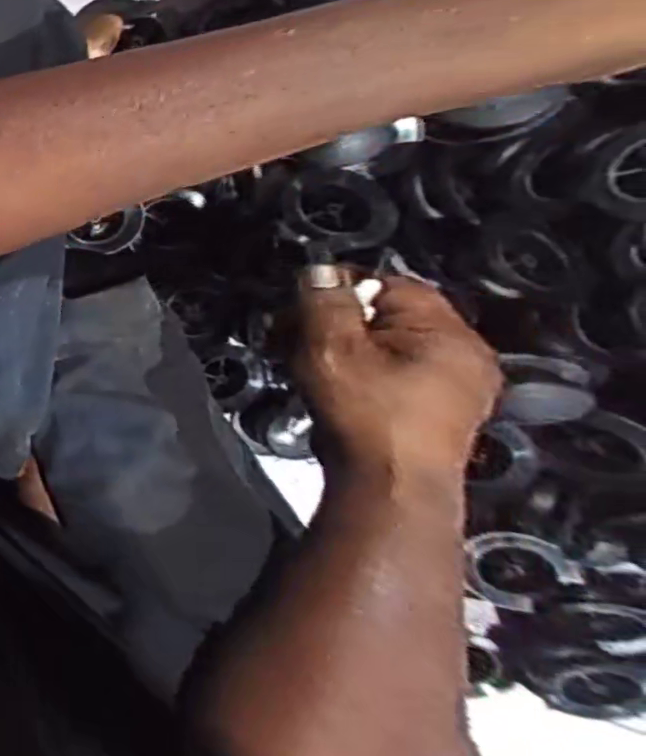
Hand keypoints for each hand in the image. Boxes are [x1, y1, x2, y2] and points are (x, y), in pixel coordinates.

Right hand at [292, 271, 500, 479]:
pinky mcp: (439, 409)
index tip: (298, 303)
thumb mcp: (330, 348)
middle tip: (292, 335)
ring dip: (342, 345)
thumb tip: (320, 272)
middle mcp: (464, 355)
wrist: (387, 483)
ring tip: (305, 361)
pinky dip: (360, 368)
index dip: (339, 288)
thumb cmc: (362, 412)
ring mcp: (456, 386)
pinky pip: (395, 370)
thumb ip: (325, 303)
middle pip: (388, 315)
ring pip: (389, 344)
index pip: (390, 284)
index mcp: (447, 334)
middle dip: (334, 320)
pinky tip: (332, 383)